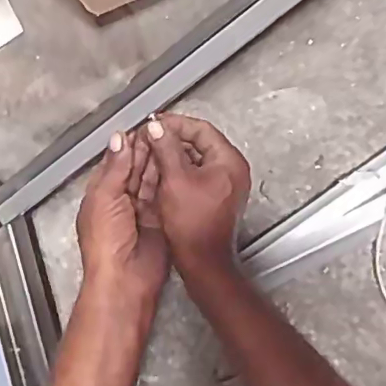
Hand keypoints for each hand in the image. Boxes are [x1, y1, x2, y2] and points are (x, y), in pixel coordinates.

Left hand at [76, 131, 170, 315]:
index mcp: (100, 195)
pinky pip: (164, 194)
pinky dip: (169, 178)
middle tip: (160, 129)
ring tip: (170, 139)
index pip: (114, 163)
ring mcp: (141, 210)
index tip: (142, 127)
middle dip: (145, 150)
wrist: (126, 279)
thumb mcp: (105, 198)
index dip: (127, 145)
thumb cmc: (106, 242)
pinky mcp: (159, 219)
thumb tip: (119, 138)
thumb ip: (115, 167)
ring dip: (158, 160)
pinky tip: (176, 161)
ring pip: (150, 179)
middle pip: (134, 169)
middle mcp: (120, 200)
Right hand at [143, 113, 251, 274]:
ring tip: (154, 154)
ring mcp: (227, 185)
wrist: (202, 262)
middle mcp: (233, 171)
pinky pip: (198, 175)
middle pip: (200, 143)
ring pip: (197, 159)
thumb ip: (166, 149)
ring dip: (175, 155)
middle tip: (152, 137)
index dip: (176, 124)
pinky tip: (162, 175)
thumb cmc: (194, 227)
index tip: (157, 124)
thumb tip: (158, 128)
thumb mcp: (175, 180)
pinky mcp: (218, 198)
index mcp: (229, 161)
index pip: (201, 129)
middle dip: (173, 139)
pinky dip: (180, 171)